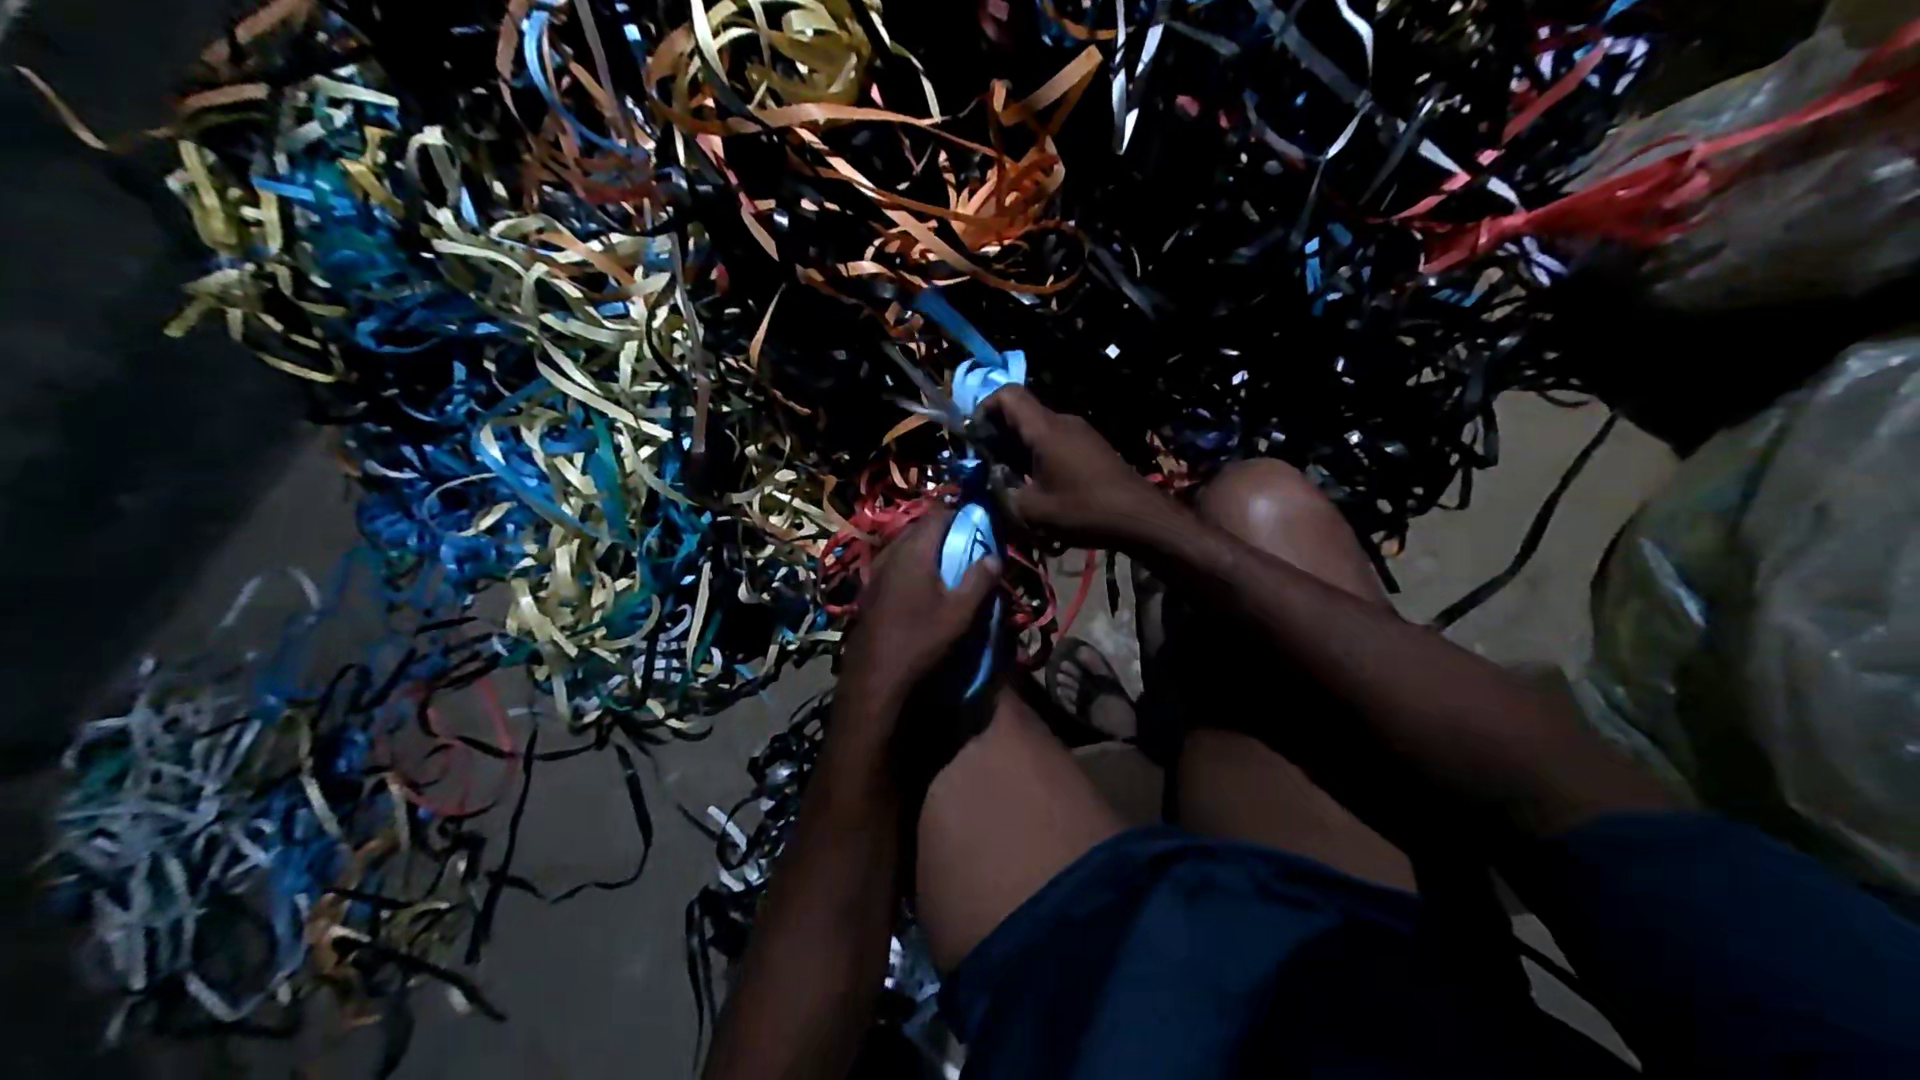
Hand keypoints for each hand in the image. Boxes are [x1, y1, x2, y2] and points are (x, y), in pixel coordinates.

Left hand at [837, 510, 1000, 721]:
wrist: (875, 675)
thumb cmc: (921, 639)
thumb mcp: (960, 612)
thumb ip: (979, 580)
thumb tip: (995, 556)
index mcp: (914, 551)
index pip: (938, 515)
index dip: (959, 514)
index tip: (977, 524)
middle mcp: (891, 553)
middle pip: (919, 527)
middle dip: (943, 530)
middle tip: (965, 544)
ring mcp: (875, 571)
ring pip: (904, 545)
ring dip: (926, 548)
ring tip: (946, 564)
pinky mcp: (869, 589)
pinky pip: (894, 563)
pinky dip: (911, 564)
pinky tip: (921, 585)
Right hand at [979, 386, 1177, 548]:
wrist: (1140, 517)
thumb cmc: (1083, 510)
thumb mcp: (1032, 511)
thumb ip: (1002, 493)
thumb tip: (990, 481)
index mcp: (1044, 429)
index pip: (1007, 394)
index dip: (984, 409)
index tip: (974, 437)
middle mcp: (1062, 422)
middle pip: (1021, 412)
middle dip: (997, 434)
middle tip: (985, 463)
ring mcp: (1080, 432)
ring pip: (1038, 429)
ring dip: (1018, 448)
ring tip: (1009, 478)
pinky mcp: (1091, 447)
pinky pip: (1055, 441)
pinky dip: (1038, 455)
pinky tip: (1038, 484)